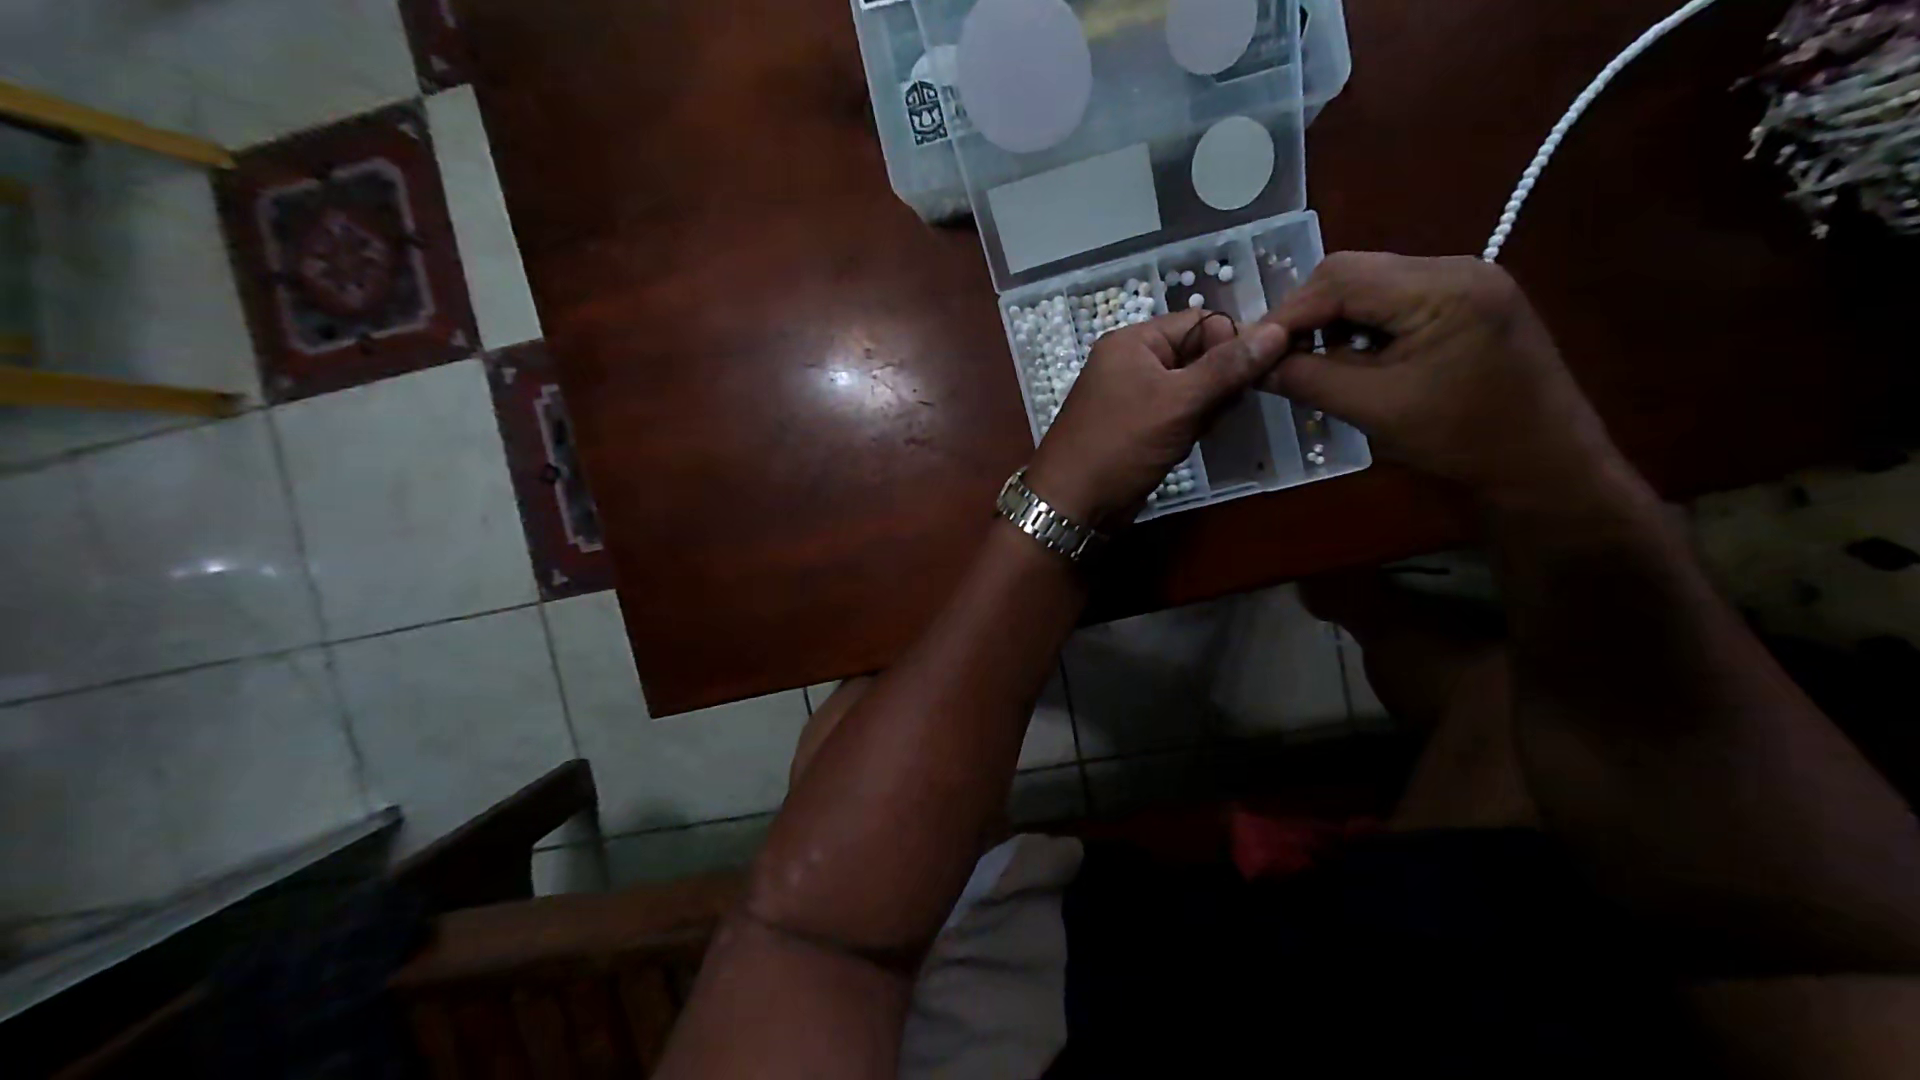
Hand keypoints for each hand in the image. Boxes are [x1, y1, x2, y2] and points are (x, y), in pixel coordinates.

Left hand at [1025, 309, 1289, 526]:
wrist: (1073, 504)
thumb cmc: (1121, 445)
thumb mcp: (1178, 402)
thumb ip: (1227, 367)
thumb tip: (1278, 330)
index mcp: (1134, 342)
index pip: (1201, 322)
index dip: (1235, 342)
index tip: (1262, 371)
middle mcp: (1132, 361)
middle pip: (1199, 354)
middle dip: (1218, 382)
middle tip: (1220, 410)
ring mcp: (1133, 395)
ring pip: (1192, 388)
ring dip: (1206, 409)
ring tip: (1196, 430)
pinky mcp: (1138, 425)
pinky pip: (1178, 413)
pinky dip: (1189, 426)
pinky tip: (1186, 444)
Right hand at [1264, 253, 1626, 505]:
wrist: (1544, 464)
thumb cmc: (1462, 439)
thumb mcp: (1373, 409)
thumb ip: (1306, 379)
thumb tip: (1254, 365)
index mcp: (1443, 288)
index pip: (1340, 279)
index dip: (1286, 313)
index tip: (1249, 350)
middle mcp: (1456, 268)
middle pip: (1352, 273)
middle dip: (1305, 314)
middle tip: (1275, 358)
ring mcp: (1465, 281)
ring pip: (1369, 285)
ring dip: (1330, 321)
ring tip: (1308, 363)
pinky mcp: (1465, 301)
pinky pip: (1392, 301)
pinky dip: (1358, 327)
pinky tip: (1350, 360)